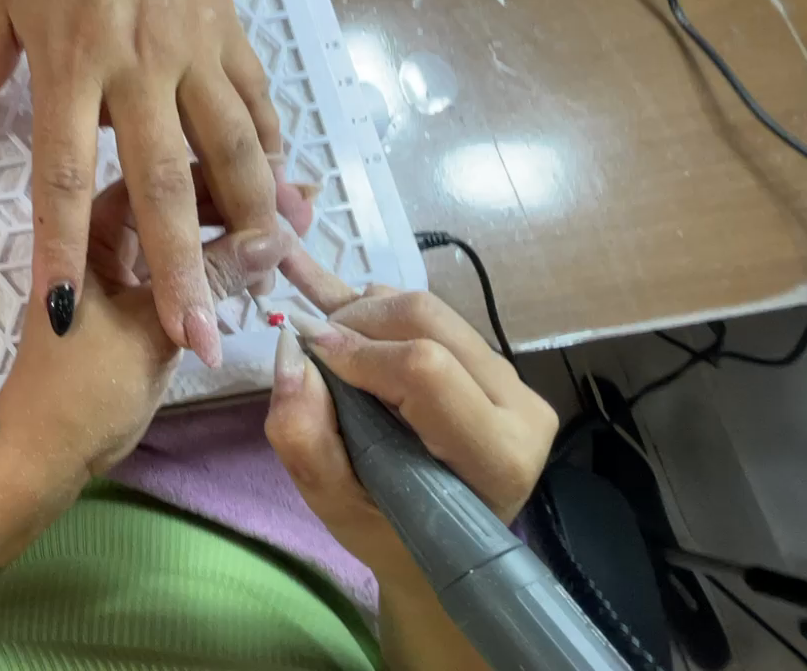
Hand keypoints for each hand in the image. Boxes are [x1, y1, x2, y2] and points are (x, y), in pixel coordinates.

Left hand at [0, 0, 312, 372]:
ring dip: (251, 220)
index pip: (61, 174)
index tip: (65, 312)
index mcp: (70, 62)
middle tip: (197, 339)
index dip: (59, 248)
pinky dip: (271, 153)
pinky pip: (258, 104)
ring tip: (263, 277)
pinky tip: (280, 195)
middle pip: (163, 182)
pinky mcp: (233, 32)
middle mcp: (139, 67)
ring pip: (233, 149)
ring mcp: (196, 50)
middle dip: (181, 268)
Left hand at [0, 170, 297, 487]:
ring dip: (235, 237)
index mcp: (89, 228)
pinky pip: (188, 273)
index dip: (219, 175)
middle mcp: (107, 238)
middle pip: (178, 205)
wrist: (52, 448)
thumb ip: (210, 280)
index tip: (278, 177)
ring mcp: (127, 269)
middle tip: (299, 205)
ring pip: (188, 239)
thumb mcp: (151, 328)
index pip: (158, 181)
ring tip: (293, 233)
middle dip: (236, 205)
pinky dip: (223, 271)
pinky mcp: (144, 300)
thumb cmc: (83, 384)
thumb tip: (276, 234)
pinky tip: (265, 269)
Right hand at [264, 246, 557, 577]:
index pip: (424, 368)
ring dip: (356, 313)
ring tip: (325, 347)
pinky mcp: (480, 356)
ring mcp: (505, 376)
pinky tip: (298, 264)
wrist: (430, 543)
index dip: (354, 352)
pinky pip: (416, 306)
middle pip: (423, 318)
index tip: (307, 359)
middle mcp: (517, 405)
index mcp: (495, 454)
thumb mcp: (334, 504)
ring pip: (419, 305)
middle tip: (313, 352)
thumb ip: (305, 438)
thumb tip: (290, 354)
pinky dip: (353, 289)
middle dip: (351, 323)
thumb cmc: (386, 531)